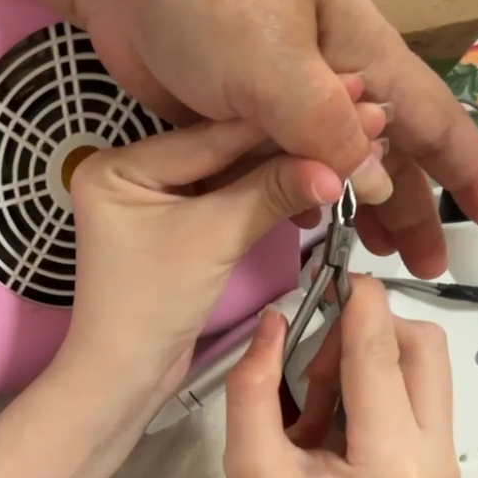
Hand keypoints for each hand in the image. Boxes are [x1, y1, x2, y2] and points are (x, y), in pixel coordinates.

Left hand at [0, 0, 477, 277]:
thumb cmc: (208, 3)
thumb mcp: (276, 67)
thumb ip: (326, 128)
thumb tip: (381, 186)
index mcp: (354, 51)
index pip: (427, 118)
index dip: (465, 172)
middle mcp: (323, 78)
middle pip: (381, 151)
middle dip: (410, 208)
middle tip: (431, 263)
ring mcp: (276, 100)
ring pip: (329, 164)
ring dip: (356, 209)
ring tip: (377, 256)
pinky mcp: (231, 119)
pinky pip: (274, 167)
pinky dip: (294, 196)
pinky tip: (303, 226)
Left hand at [62, 117, 378, 395]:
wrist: (126, 377)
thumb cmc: (151, 307)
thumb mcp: (214, 238)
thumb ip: (273, 190)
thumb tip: (342, 156)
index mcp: (117, 165)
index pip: (212, 134)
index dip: (283, 122)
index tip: (348, 99)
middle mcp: (129, 174)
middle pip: (221, 151)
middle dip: (288, 144)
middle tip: (361, 118)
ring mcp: (149, 201)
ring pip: (228, 176)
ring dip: (284, 170)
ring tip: (348, 149)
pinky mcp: (170, 229)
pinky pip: (223, 201)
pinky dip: (263, 198)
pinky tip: (313, 184)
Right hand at [224, 277, 459, 477]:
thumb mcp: (249, 466)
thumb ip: (254, 388)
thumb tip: (271, 319)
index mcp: (389, 461)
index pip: (381, 355)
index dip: (357, 304)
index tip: (331, 268)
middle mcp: (436, 454)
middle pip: (423, 347)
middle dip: (368, 330)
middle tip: (311, 355)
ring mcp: (446, 456)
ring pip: (425, 363)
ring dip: (370, 356)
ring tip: (316, 393)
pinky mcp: (437, 457)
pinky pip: (417, 389)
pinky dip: (374, 381)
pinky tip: (334, 412)